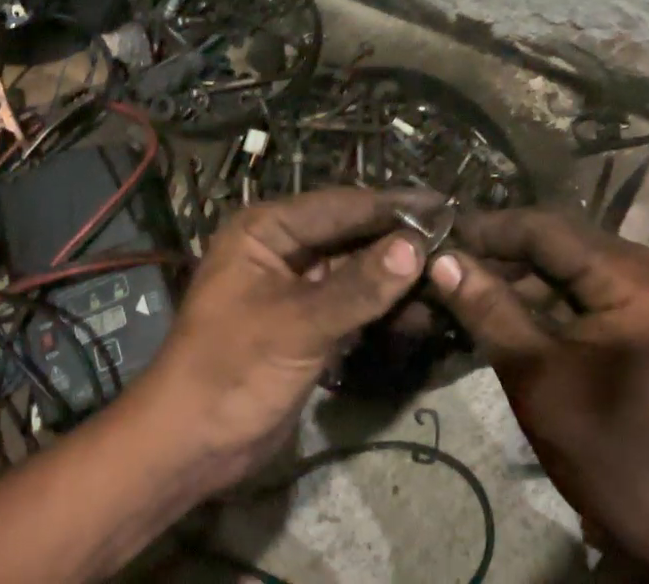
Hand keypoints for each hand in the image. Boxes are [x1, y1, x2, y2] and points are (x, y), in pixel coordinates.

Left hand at [135, 188, 430, 491]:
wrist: (191, 444)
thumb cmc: (231, 370)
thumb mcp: (296, 324)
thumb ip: (358, 286)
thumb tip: (416, 247)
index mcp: (265, 230)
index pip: (339, 206)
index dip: (391, 207)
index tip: (444, 205)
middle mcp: (281, 248)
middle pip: (350, 234)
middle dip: (398, 240)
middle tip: (456, 238)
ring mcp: (296, 287)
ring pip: (356, 269)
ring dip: (395, 275)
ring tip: (449, 273)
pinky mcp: (308, 323)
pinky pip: (353, 303)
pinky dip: (382, 306)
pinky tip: (421, 309)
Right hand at [432, 208, 648, 582]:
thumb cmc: (612, 456)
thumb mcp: (538, 379)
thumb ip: (488, 309)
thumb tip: (440, 258)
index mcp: (637, 277)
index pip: (545, 229)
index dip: (485, 231)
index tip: (430, 237)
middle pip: (559, 242)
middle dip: (497, 253)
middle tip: (438, 263)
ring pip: (569, 265)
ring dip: (517, 276)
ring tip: (458, 282)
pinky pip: (586, 289)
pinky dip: (543, 297)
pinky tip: (497, 304)